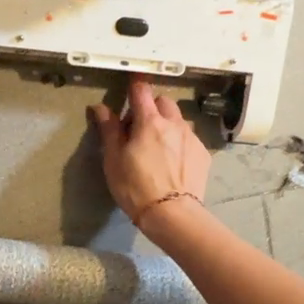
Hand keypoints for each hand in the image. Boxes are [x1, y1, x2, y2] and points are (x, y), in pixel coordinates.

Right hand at [89, 77, 210, 227]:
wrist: (171, 214)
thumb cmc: (135, 186)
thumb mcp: (114, 159)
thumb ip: (109, 130)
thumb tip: (101, 107)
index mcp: (149, 121)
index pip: (141, 91)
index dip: (134, 88)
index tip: (129, 92)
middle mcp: (174, 123)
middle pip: (163, 102)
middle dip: (152, 108)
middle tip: (139, 129)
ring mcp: (191, 138)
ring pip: (178, 120)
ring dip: (167, 126)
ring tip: (157, 149)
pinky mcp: (202, 154)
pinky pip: (189, 139)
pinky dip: (179, 143)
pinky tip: (172, 164)